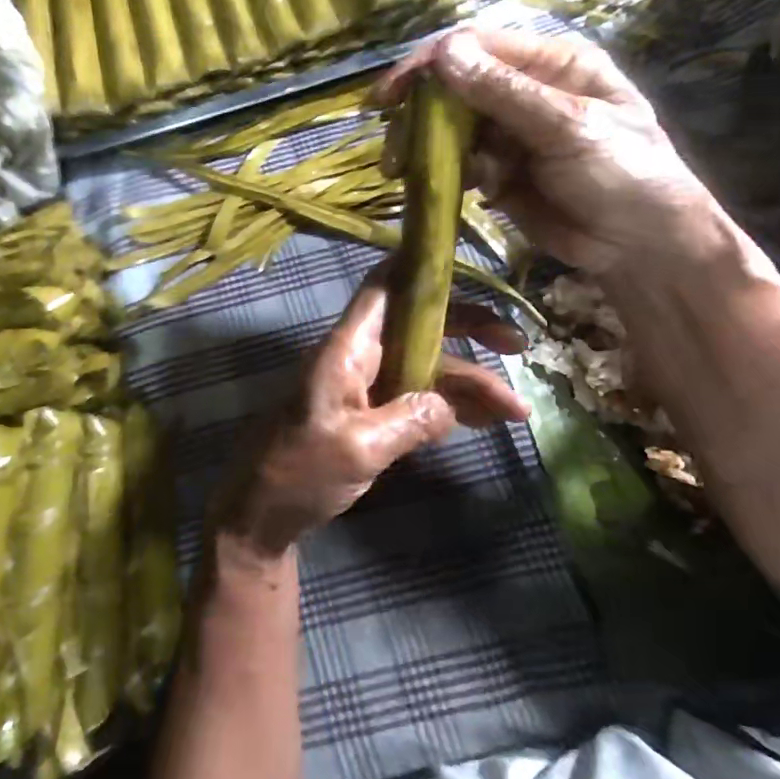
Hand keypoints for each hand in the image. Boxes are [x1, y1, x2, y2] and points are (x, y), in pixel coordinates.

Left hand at [214, 268, 529, 557]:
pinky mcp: (369, 416)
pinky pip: (416, 400)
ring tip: (517, 411)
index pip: (383, 287)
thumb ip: (410, 420)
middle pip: (419, 327)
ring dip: (470, 384)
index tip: (468, 263)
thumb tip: (450, 404)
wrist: (261, 515)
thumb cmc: (298, 473)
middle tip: (518, 344)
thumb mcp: (359, 449)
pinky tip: (485, 422)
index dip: (420, 267)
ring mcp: (365, 388)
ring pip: (425, 369)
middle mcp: (358, 359)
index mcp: (347, 350)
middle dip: (469, 330)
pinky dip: (450, 408)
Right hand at [374, 27, 720, 274]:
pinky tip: (458, 189)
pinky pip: (461, 165)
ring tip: (407, 172)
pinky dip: (450, 175)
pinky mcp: (498, 172)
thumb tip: (444, 55)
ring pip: (451, 129)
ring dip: (428, 149)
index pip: (477, 46)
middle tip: (391, 146)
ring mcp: (509, 134)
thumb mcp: (568, 126)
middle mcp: (525, 91)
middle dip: (420, 113)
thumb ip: (505, 93)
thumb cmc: (623, 172)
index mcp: (551, 63)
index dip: (429, 64)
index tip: (389, 95)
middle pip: (456, 87)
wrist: (639, 245)